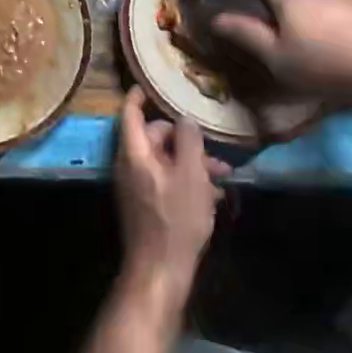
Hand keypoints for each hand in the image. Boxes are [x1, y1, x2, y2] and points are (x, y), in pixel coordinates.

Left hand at [114, 87, 229, 302]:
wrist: (159, 271)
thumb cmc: (176, 221)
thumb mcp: (191, 177)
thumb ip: (188, 142)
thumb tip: (184, 118)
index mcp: (134, 154)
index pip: (130, 113)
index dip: (139, 94)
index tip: (152, 81)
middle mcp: (129, 165)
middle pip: (153, 137)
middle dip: (183, 138)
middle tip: (214, 149)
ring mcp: (135, 186)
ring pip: (163, 160)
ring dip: (190, 162)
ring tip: (222, 176)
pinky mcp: (144, 203)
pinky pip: (163, 180)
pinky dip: (184, 181)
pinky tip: (212, 196)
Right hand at [210, 0, 351, 98]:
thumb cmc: (325, 65)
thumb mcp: (277, 59)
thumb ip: (247, 36)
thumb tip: (216, 18)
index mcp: (289, 1)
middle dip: (282, 2)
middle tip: (275, 18)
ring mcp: (348, 2)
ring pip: (319, 4)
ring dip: (311, 14)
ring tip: (308, 33)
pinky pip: (342, 15)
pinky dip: (334, 24)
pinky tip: (339, 41)